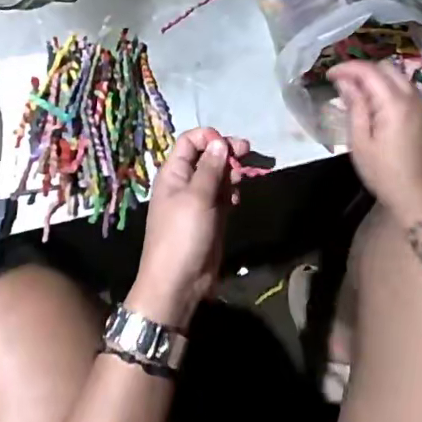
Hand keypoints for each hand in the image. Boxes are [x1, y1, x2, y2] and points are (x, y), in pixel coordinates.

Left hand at [127, 128, 250, 325]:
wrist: (178, 283)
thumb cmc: (182, 235)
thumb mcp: (197, 197)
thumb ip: (210, 168)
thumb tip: (220, 142)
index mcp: (173, 173)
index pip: (190, 141)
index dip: (210, 138)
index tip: (231, 146)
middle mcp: (184, 182)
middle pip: (207, 156)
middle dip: (227, 153)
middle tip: (248, 154)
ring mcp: (198, 200)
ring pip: (218, 175)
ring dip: (232, 173)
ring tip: (243, 180)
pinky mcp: (210, 217)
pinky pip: (223, 195)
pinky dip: (232, 193)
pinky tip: (237, 200)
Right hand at [327, 60, 421, 218]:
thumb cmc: (385, 174)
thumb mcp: (361, 142)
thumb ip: (355, 107)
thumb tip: (345, 82)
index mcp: (395, 103)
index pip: (369, 71)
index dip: (347, 68)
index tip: (329, 75)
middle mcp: (414, 97)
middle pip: (386, 68)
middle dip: (362, 70)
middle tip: (341, 82)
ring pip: (399, 77)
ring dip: (376, 78)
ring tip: (355, 92)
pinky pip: (407, 89)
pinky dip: (389, 87)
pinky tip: (375, 103)